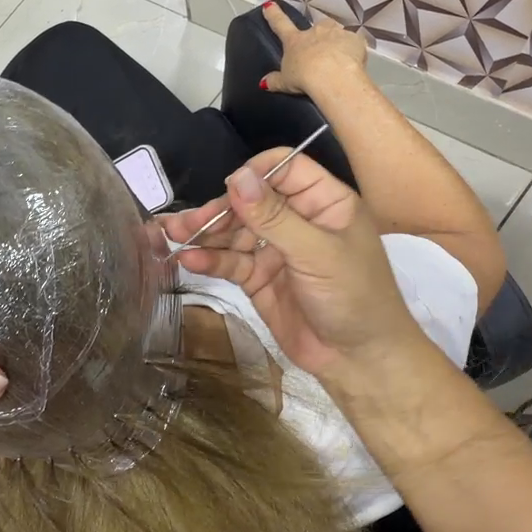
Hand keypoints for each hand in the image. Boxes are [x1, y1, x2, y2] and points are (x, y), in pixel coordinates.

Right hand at [158, 151, 424, 375]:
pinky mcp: (258, 278)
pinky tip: (188, 261)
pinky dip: (208, 260)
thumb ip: (274, 217)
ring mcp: (275, 250)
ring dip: (203, 234)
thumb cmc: (355, 298)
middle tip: (186, 223)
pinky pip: (229, 261)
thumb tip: (237, 177)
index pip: (284, 170)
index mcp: (324, 203)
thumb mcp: (317, 253)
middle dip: (217, 210)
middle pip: (249, 201)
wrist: (359, 361)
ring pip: (232, 231)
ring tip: (172, 237)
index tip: (227, 191)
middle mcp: (298, 221)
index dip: (254, 175)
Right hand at [259, 1, 368, 94]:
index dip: (274, 15)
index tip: (270, 5)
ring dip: (337, 43)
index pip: (281, 24)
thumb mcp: (285, 82)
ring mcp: (337, 33)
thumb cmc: (304, 77)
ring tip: (338, 61)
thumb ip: (275, 80)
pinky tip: (351, 64)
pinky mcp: (356, 39)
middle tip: (321, 52)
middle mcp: (316, 31)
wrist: (333, 77)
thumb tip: (264, 82)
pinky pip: (354, 43)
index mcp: (295, 40)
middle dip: (319, 36)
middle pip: (318, 27)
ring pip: (337, 34)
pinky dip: (353, 51)